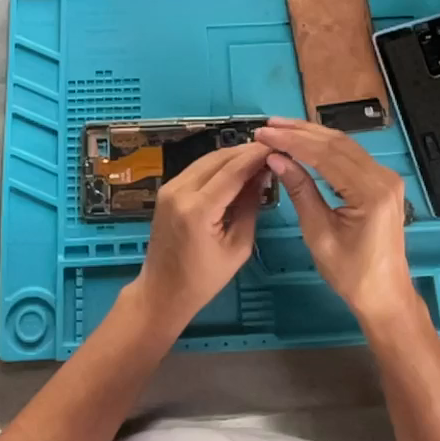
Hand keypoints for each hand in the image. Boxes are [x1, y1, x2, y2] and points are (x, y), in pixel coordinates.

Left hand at [129, 142, 272, 334]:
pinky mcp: (167, 189)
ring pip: (207, 159)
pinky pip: (197, 168)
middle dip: (246, 152)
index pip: (232, 171)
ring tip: (258, 157)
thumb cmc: (203, 280)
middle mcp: (180, 191)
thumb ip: (250, 207)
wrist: (161, 292)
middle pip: (219, 159)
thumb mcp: (237, 248)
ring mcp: (170, 187)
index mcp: (198, 210)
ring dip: (233, 155)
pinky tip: (236, 167)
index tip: (278, 148)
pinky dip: (218, 164)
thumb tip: (263, 175)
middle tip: (272, 150)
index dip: (256, 156)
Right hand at [255, 118, 418, 324]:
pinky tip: (304, 141)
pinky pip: (350, 154)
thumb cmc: (351, 274)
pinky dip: (324, 145)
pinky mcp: (381, 181)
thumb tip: (276, 158)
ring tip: (279, 128)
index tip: (264, 134)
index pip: (325, 155)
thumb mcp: (318, 234)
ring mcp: (385, 177)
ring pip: (343, 144)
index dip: (291, 141)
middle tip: (267, 127)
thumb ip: (300, 191)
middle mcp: (382, 177)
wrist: (385, 296)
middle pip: (336, 143)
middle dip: (298, 132)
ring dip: (310, 134)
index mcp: (370, 192)